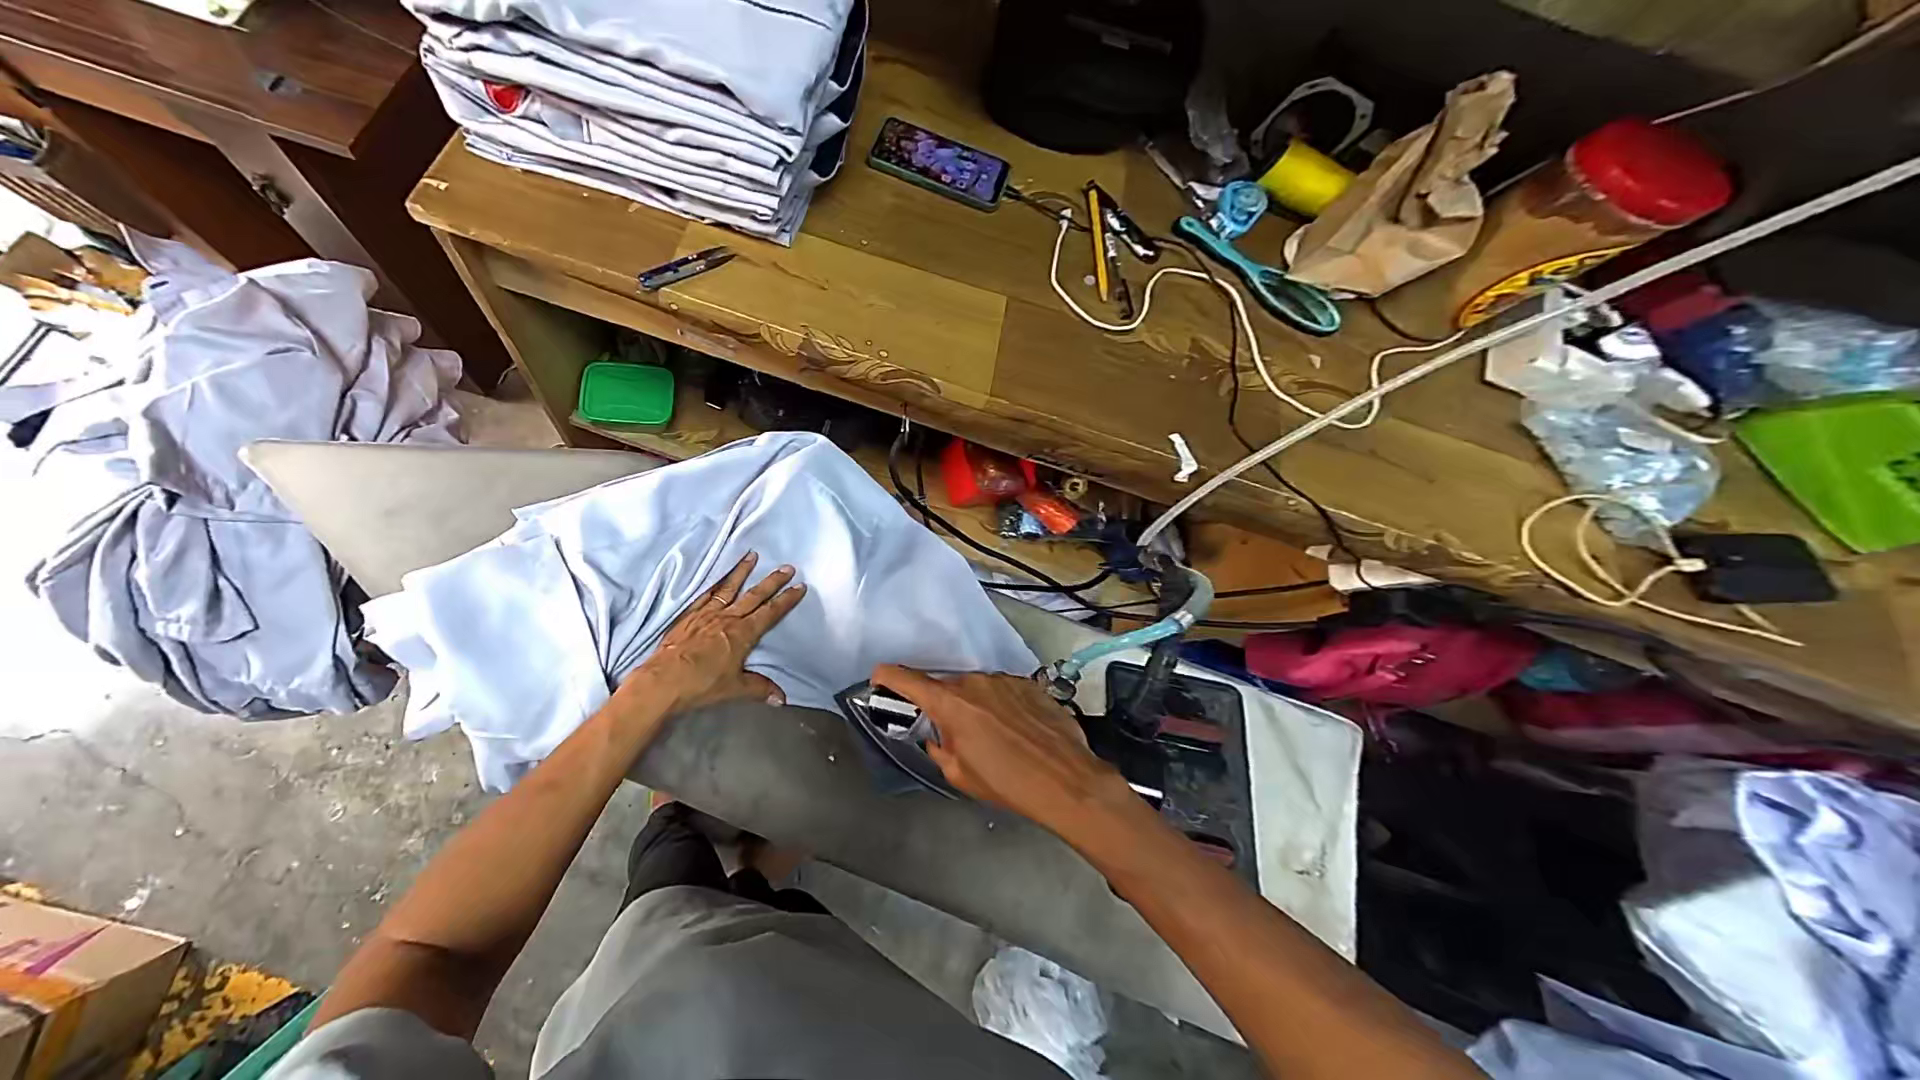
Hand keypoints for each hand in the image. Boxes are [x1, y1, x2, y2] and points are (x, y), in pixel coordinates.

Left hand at [621, 552, 805, 713]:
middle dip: (773, 581)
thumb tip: (781, 698)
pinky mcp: (688, 616)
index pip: (771, 613)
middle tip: (786, 567)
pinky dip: (714, 584)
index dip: (787, 600)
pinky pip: (705, 594)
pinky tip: (718, 577)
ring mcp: (706, 614)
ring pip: (729, 588)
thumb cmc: (702, 684)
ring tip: (752, 555)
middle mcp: (727, 618)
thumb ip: (759, 688)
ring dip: (742, 571)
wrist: (663, 681)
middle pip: (755, 595)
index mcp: (743, 633)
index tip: (800, 586)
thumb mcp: (735, 689)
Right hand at [870, 665, 1131, 834]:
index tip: (879, 678)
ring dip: (975, 706)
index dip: (887, 677)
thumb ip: (938, 747)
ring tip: (993, 738)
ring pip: (977, 688)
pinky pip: (1004, 691)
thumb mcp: (959, 773)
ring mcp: (1005, 680)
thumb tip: (938, 737)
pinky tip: (1015, 732)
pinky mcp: (1029, 685)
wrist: (1066, 780)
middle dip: (943, 706)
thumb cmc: (1007, 782)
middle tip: (953, 734)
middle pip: (946, 686)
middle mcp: (976, 681)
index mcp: (951, 702)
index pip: (906, 678)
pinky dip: (1001, 706)